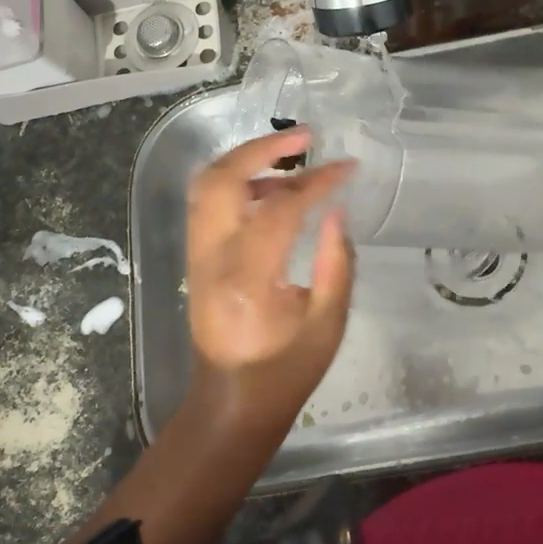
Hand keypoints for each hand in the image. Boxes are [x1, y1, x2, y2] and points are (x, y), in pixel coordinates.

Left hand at [185, 128, 355, 423]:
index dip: (317, 181)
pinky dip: (235, 184)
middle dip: (262, 147)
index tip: (347, 168)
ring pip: (206, 186)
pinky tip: (270, 192)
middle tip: (305, 139)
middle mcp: (212, 258)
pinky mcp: (195, 261)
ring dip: (244, 162)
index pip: (281, 207)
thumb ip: (337, 264)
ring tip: (290, 160)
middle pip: (222, 178)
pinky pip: (207, 206)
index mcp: (249, 277)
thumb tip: (337, 211)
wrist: (231, 404)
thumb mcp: (327, 324)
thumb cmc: (285, 371)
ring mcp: (197, 257)